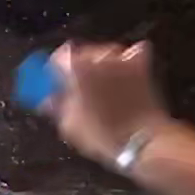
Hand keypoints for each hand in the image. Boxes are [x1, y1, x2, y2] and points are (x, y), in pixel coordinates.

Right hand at [43, 41, 171, 164]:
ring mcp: (122, 59)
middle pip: (81, 53)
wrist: (143, 141)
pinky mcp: (142, 67)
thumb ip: (57, 105)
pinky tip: (124, 78)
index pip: (58, 58)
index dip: (55, 72)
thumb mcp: (68, 124)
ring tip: (103, 88)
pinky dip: (127, 62)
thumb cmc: (103, 134)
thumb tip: (51, 99)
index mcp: (74, 67)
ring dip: (102, 65)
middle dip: (79, 68)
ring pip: (106, 54)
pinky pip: (133, 54)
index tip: (55, 84)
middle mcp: (97, 56)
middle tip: (79, 90)